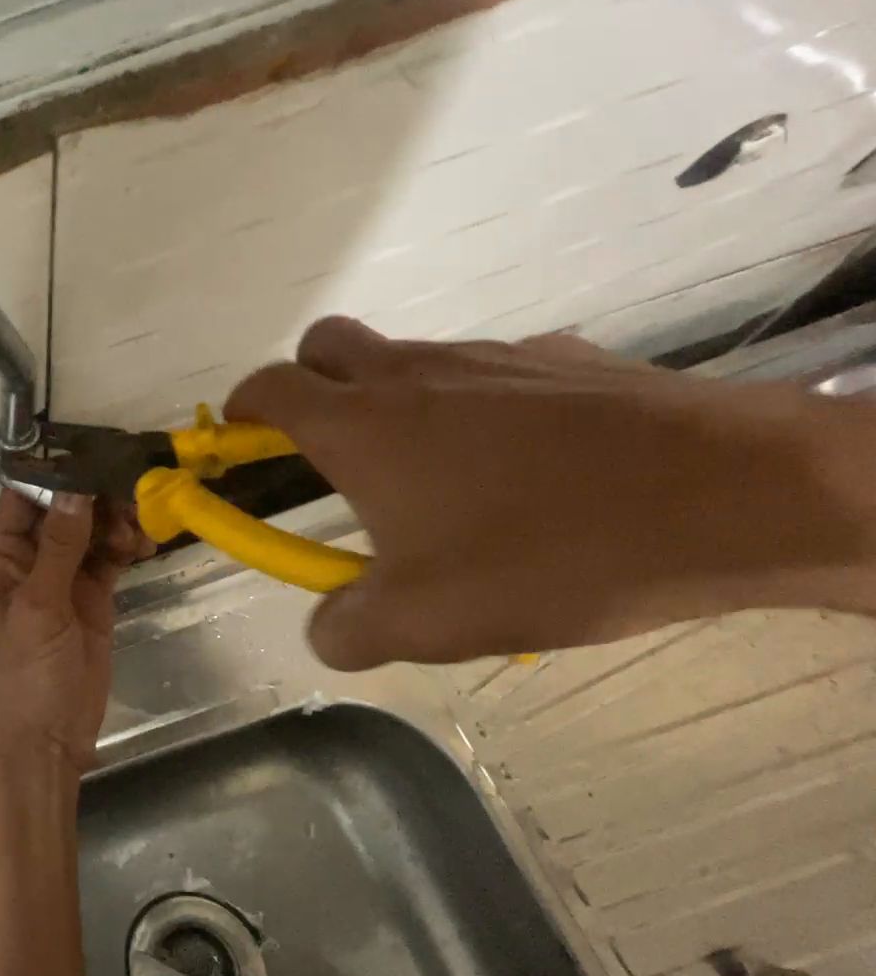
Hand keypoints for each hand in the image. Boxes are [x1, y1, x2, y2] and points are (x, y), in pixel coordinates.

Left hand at [0, 491, 152, 767]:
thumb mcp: (39, 608)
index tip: (98, 450)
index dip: (57, 471)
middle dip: (97, 495)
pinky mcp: (92, 595)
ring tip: (140, 529)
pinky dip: (127, 545)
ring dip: (117, 520)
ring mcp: (63, 575)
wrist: (43, 739)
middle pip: (65, 507)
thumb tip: (76, 490)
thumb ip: (59, 548)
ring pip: (91, 528)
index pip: (24, 495)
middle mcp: (30, 557)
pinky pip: (110, 556)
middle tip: (135, 492)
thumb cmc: (25, 674)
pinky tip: (145, 546)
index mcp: (1, 554)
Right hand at [226, 317, 875, 669]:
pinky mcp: (562, 358)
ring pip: (407, 356)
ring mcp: (489, 357)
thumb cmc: (547, 553)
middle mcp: (410, 373)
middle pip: (325, 344)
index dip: (242, 410)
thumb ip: (345, 629)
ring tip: (440, 478)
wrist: (734, 498)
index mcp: (359, 425)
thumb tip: (325, 630)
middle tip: (330, 450)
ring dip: (393, 400)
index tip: (242, 441)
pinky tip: (526, 464)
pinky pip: (489, 371)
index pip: (267, 387)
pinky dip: (477, 404)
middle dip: (308, 384)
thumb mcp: (424, 622)